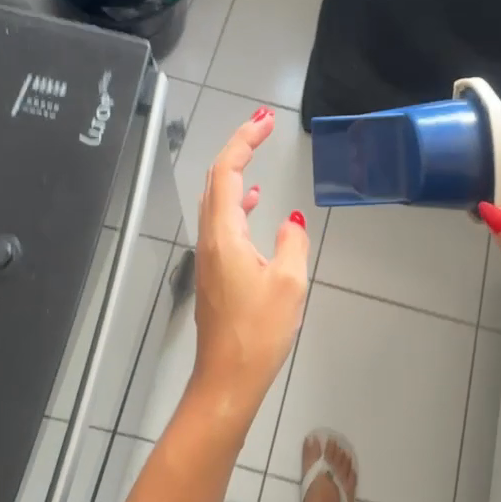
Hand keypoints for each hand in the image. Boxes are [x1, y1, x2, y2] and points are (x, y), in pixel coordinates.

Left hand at [190, 108, 310, 410]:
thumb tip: (290, 217)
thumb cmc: (258, 332)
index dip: (244, 140)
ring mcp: (209, 255)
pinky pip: (221, 219)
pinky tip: (256, 203)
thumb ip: (291, 242)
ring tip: (259, 152)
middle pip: (216, 179)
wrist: (226, 380)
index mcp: (224, 234)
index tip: (264, 121)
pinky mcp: (215, 271)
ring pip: (216, 199)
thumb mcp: (288, 283)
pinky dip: (237, 200)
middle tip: (262, 125)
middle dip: (238, 147)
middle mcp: (210, 238)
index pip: (227, 171)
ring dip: (236, 171)